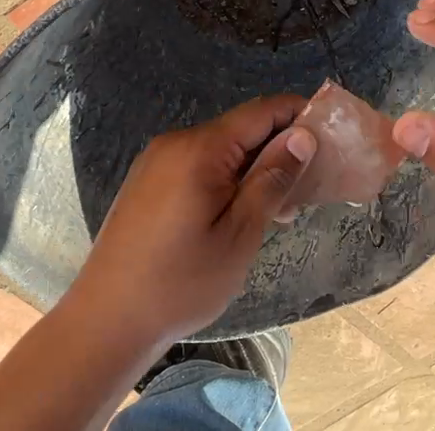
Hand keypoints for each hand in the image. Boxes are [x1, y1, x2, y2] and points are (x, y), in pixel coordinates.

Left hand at [63, 95, 317, 345]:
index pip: (262, 111)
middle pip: (241, 129)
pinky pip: (198, 166)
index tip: (330, 138)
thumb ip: (272, 178)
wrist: (104, 324)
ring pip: (221, 150)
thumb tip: (303, 134)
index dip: (299, 115)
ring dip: (253, 169)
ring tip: (275, 212)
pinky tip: (237, 216)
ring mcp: (157, 162)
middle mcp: (176, 143)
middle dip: (278, 150)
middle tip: (305, 191)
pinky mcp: (147, 183)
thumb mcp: (240, 233)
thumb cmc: (180, 282)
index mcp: (200, 148)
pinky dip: (226, 180)